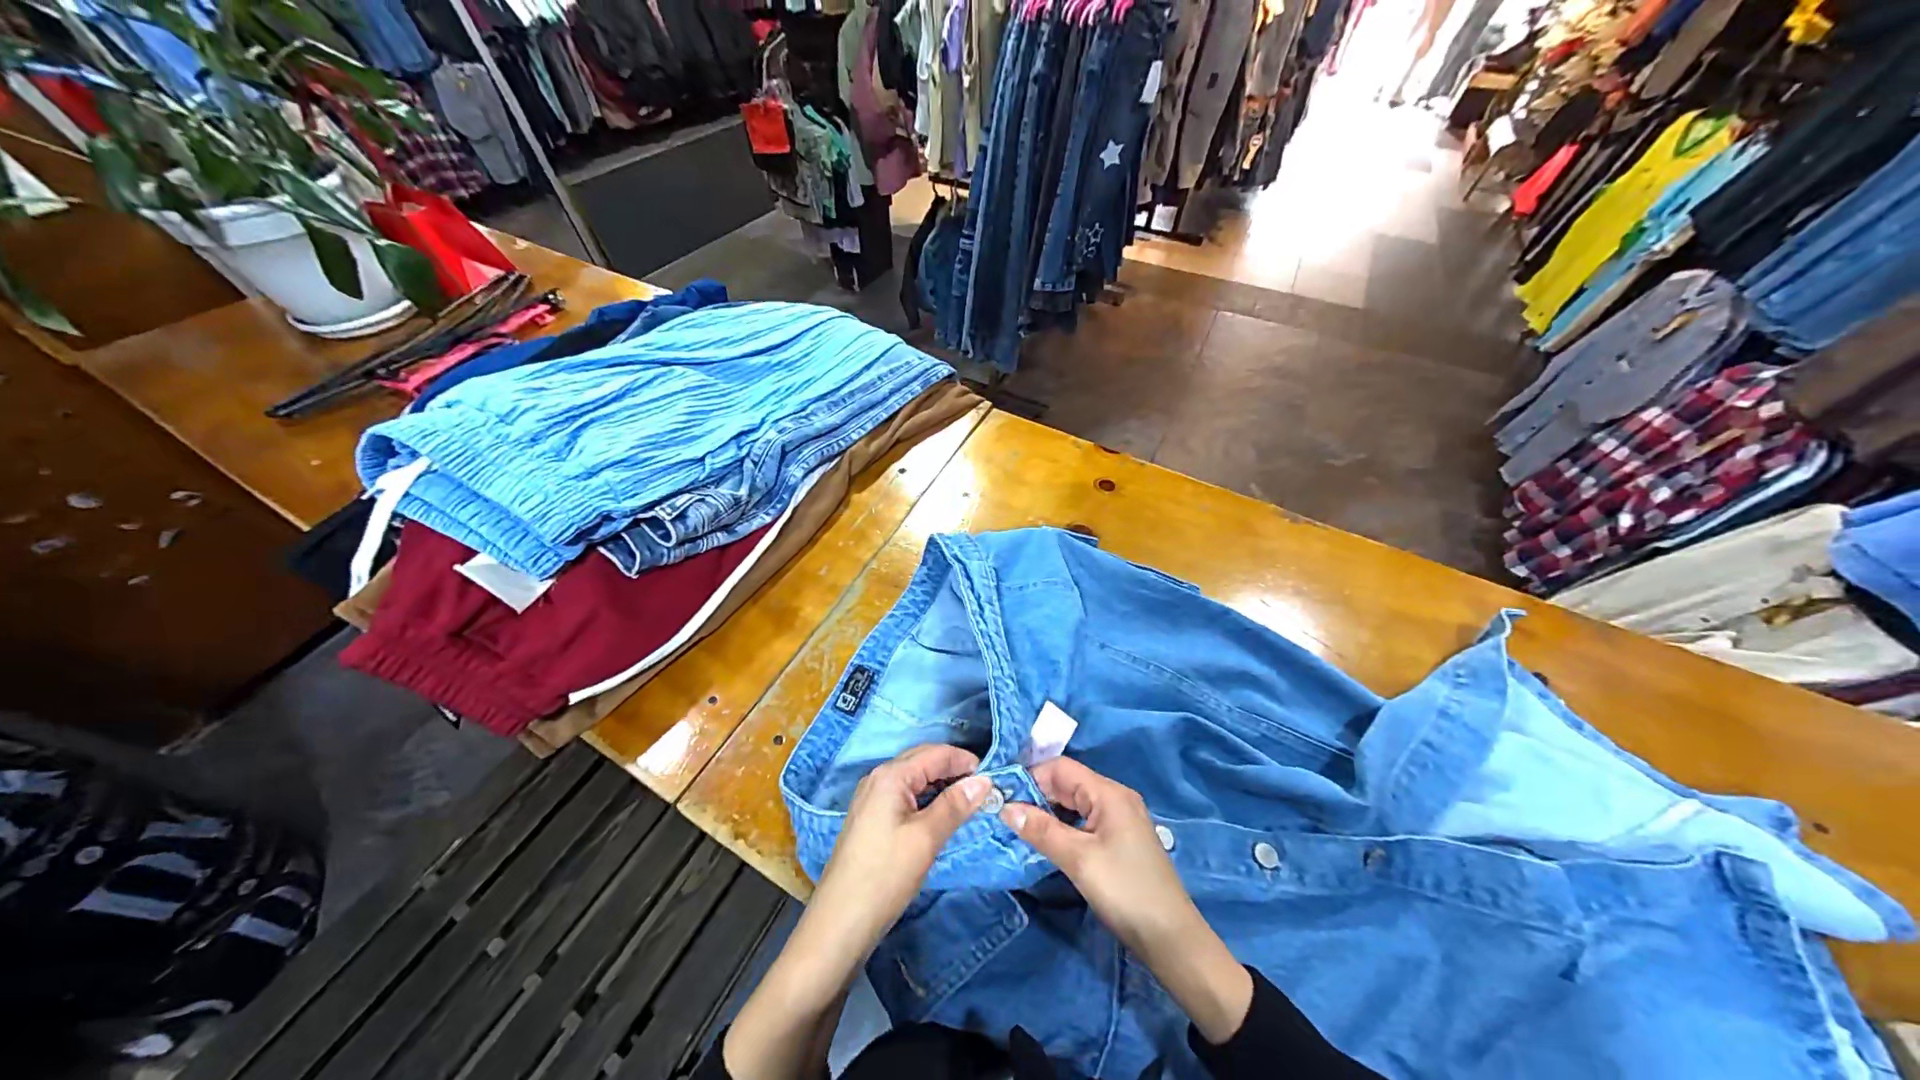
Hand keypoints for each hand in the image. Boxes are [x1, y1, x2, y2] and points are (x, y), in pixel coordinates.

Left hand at [809, 744, 992, 961]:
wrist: (841, 920)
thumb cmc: (886, 875)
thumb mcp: (926, 837)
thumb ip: (955, 805)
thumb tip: (984, 780)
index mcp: (891, 775)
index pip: (936, 753)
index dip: (966, 761)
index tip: (995, 779)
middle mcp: (879, 778)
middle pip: (924, 760)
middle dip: (956, 770)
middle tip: (985, 790)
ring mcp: (872, 797)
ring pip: (915, 778)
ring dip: (943, 785)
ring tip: (970, 803)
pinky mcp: (872, 817)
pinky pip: (906, 794)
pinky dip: (928, 798)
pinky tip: (943, 815)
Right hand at [1000, 757, 1252, 1043]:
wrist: (1170, 937)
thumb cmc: (1124, 890)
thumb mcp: (1078, 859)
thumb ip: (1041, 829)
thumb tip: (1005, 807)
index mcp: (1109, 793)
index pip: (1061, 768)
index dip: (1030, 777)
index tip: (1002, 794)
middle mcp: (1116, 798)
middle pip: (1068, 783)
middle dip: (1036, 793)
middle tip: (1004, 811)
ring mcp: (1120, 819)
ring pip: (1075, 803)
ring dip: (1048, 810)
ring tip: (1019, 825)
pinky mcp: (1120, 839)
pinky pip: (1084, 820)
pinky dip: (1063, 825)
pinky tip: (1046, 839)